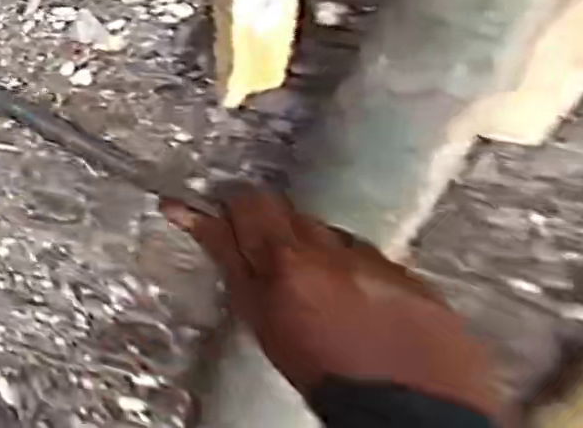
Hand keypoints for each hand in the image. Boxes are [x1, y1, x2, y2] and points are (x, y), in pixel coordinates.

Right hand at [163, 189, 500, 418]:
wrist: (405, 420)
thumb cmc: (314, 364)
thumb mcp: (253, 307)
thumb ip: (221, 250)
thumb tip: (179, 209)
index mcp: (287, 257)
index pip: (252, 202)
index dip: (241, 209)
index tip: (237, 221)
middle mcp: (337, 255)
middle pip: (297, 215)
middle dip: (283, 231)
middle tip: (278, 260)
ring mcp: (388, 272)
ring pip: (341, 238)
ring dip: (327, 252)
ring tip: (326, 287)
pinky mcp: (429, 293)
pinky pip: (387, 265)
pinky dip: (370, 276)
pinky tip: (367, 304)